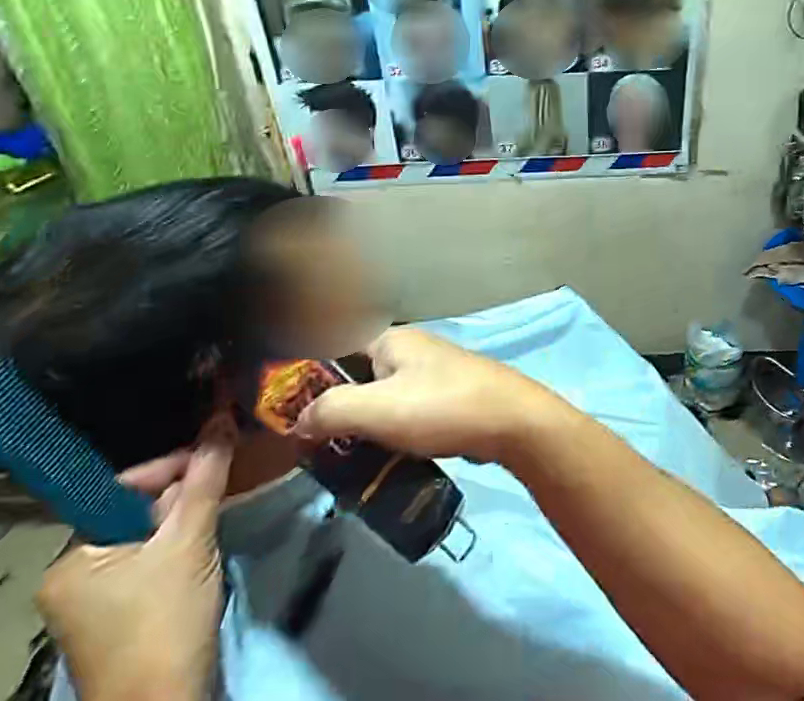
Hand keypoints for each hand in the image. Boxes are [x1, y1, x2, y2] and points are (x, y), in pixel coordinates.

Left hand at [35, 420, 233, 700]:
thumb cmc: (166, 620)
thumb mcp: (189, 542)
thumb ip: (204, 480)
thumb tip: (221, 421)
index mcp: (70, 560)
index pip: (120, 490)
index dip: (169, 468)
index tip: (214, 456)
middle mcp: (70, 577)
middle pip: (135, 513)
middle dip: (181, 498)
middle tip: (223, 486)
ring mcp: (91, 601)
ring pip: (146, 538)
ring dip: (184, 523)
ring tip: (219, 514)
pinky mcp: (118, 616)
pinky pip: (148, 563)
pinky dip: (178, 550)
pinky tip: (203, 549)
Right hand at [289, 327, 574, 465]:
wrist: (513, 423)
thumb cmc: (442, 408)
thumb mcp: (375, 409)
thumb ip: (329, 411)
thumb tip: (297, 423)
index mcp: (392, 341)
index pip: (335, 351)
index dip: (309, 381)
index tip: (290, 417)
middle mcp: (413, 351)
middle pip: (358, 378)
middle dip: (337, 410)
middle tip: (315, 447)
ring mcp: (435, 375)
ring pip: (384, 401)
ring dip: (365, 428)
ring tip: (345, 460)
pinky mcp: (451, 401)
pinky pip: (408, 416)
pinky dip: (393, 435)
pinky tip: (384, 459)